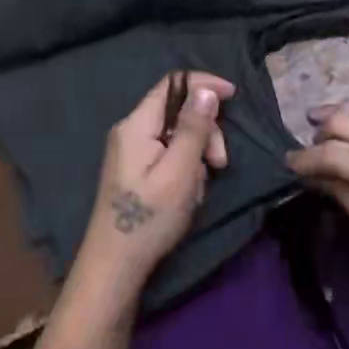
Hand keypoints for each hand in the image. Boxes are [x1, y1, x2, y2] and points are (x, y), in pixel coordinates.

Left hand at [72, 73, 234, 303]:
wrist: (115, 263)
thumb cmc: (149, 217)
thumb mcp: (179, 171)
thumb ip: (193, 129)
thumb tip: (206, 90)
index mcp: (136, 124)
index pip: (171, 85)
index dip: (203, 85)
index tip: (233, 96)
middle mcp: (130, 130)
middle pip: (177, 113)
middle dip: (204, 133)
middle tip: (218, 165)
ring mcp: (130, 151)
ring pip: (176, 137)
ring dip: (196, 157)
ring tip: (197, 190)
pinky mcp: (135, 170)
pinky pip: (167, 155)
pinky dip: (184, 170)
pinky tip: (187, 195)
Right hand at [287, 99, 348, 286]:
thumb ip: (343, 196)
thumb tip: (309, 176)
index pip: (331, 153)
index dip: (304, 158)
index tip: (288, 164)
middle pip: (339, 120)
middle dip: (317, 135)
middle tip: (309, 154)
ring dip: (331, 119)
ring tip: (319, 134)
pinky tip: (344, 129)